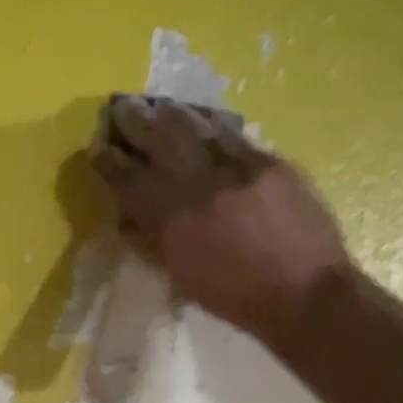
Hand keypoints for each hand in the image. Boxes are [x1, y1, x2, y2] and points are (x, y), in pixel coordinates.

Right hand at [89, 95, 352, 343]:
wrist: (304, 293)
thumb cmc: (234, 296)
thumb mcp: (178, 274)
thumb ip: (151, 238)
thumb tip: (128, 213)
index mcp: (168, 219)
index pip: (125, 178)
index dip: (106, 160)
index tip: (97, 148)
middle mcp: (197, 185)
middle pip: (157, 137)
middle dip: (134, 121)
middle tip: (123, 108)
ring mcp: (236, 167)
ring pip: (195, 126)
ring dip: (171, 114)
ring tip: (159, 107)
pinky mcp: (268, 162)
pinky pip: (231, 134)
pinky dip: (210, 125)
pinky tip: (202, 119)